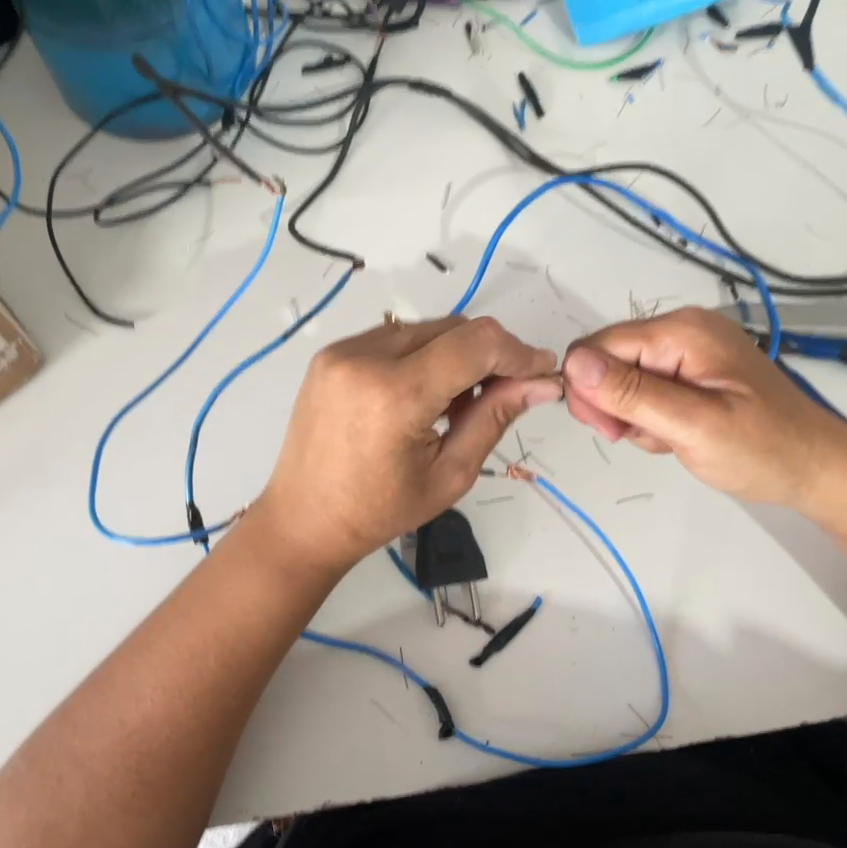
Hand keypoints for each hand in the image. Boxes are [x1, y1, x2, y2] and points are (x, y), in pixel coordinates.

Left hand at [253, 316, 560, 571]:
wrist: (304, 519)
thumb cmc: (379, 512)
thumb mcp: (450, 474)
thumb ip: (495, 418)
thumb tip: (542, 384)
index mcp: (395, 395)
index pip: (476, 344)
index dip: (518, 353)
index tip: (541, 374)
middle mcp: (364, 359)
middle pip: (453, 328)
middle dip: (489, 356)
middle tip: (501, 397)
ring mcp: (342, 351)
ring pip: (425, 329)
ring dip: (454, 355)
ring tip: (454, 406)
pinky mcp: (331, 353)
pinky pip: (394, 338)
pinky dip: (421, 356)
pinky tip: (421, 397)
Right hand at [562, 308, 846, 509]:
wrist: (815, 468)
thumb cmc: (761, 449)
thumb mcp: (692, 425)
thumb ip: (631, 394)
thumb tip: (573, 363)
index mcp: (681, 332)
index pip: (599, 346)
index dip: (590, 389)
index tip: (612, 430)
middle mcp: (681, 330)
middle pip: (607, 360)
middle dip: (612, 405)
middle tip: (641, 437)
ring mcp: (688, 351)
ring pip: (622, 380)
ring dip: (632, 416)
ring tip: (668, 439)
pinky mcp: (692, 373)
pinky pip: (645, 391)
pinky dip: (650, 418)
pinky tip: (676, 436)